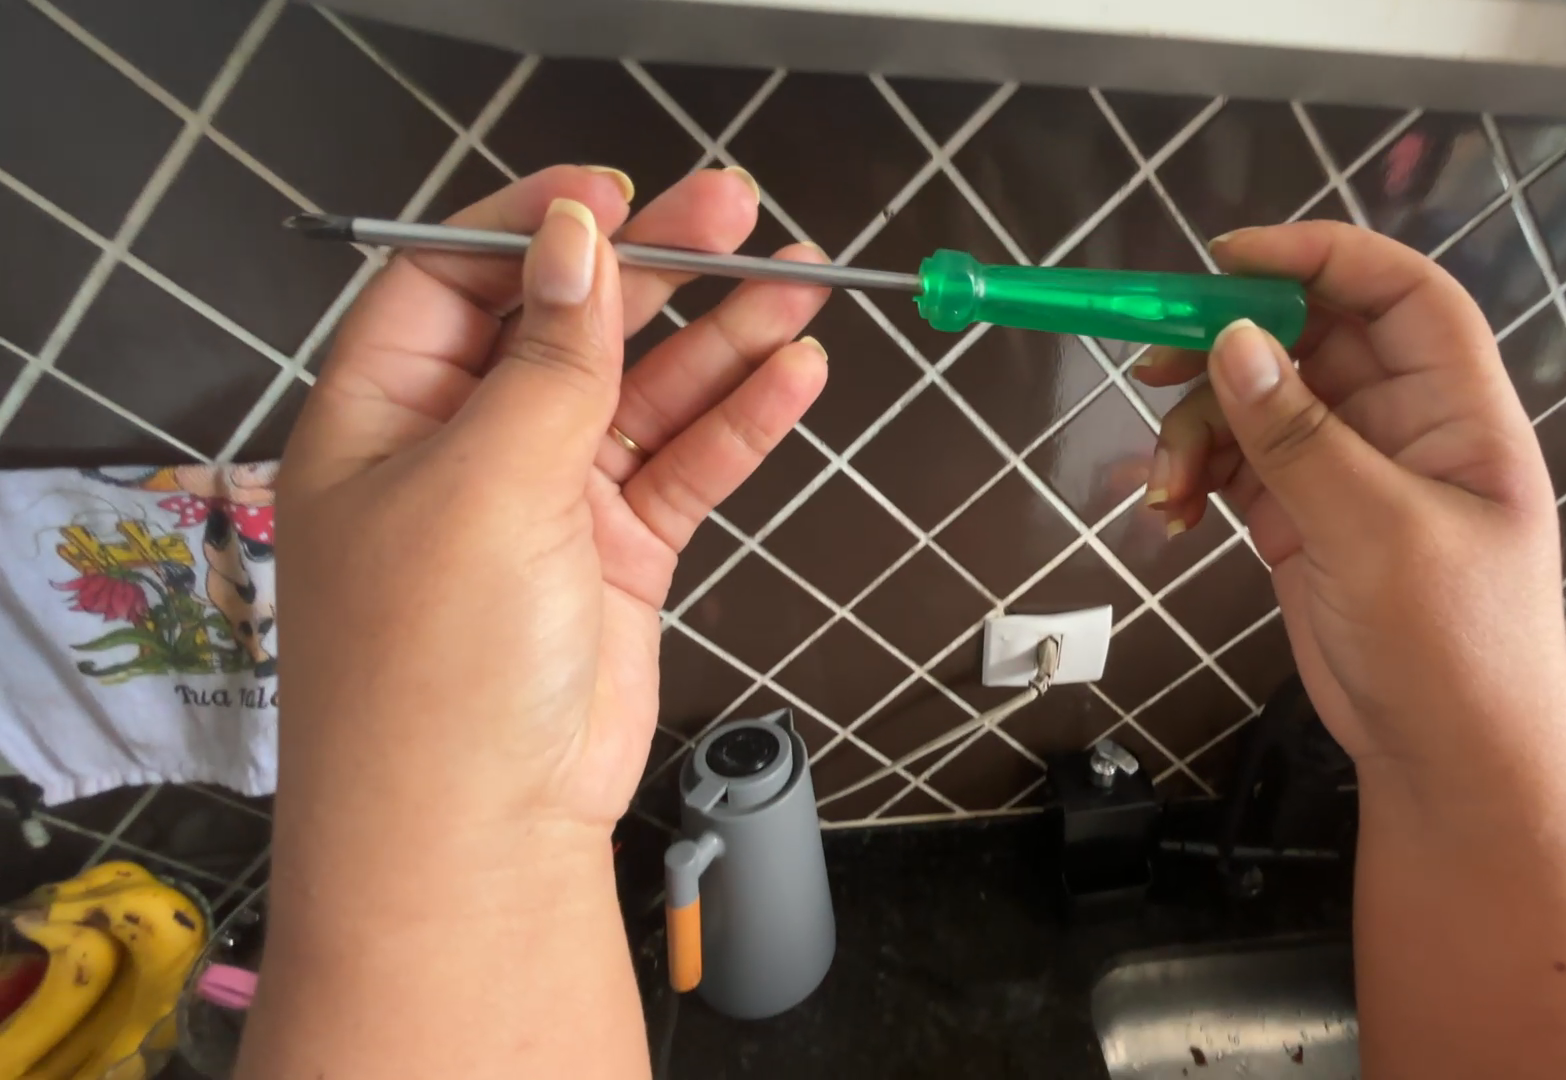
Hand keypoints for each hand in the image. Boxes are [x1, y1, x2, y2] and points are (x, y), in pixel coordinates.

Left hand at [275, 166, 828, 835]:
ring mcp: (564, 493)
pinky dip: (745, 425)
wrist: (494, 820)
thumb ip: (547, 365)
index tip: (625, 195)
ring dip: (731, 344)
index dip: (543, 225)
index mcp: (394, 408)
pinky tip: (795, 380)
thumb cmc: (440, 663)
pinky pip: (694, 466)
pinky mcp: (630, 543)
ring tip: (804, 295)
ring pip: (659, 395)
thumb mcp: (484, 486)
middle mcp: (481, 440)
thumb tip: (580, 247)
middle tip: (747, 219)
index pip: (463, 275)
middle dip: (668, 270)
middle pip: (584, 326)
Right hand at [1136, 222, 1565, 776]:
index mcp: (1452, 410)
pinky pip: (1235, 469)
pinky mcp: (1297, 516)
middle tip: (1154, 370)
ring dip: (1197, 436)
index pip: (1395, 295)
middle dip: (1228, 355)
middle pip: (1304, 347)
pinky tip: (1174, 514)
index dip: (1318, 258)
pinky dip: (1198, 480)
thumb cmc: (1446, 643)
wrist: (1439, 753)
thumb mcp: (1374, 533)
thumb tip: (1231, 344)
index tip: (1227, 258)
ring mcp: (1339, 473)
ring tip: (1164, 488)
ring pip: (1254, 411)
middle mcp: (1395, 427)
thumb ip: (1299, 438)